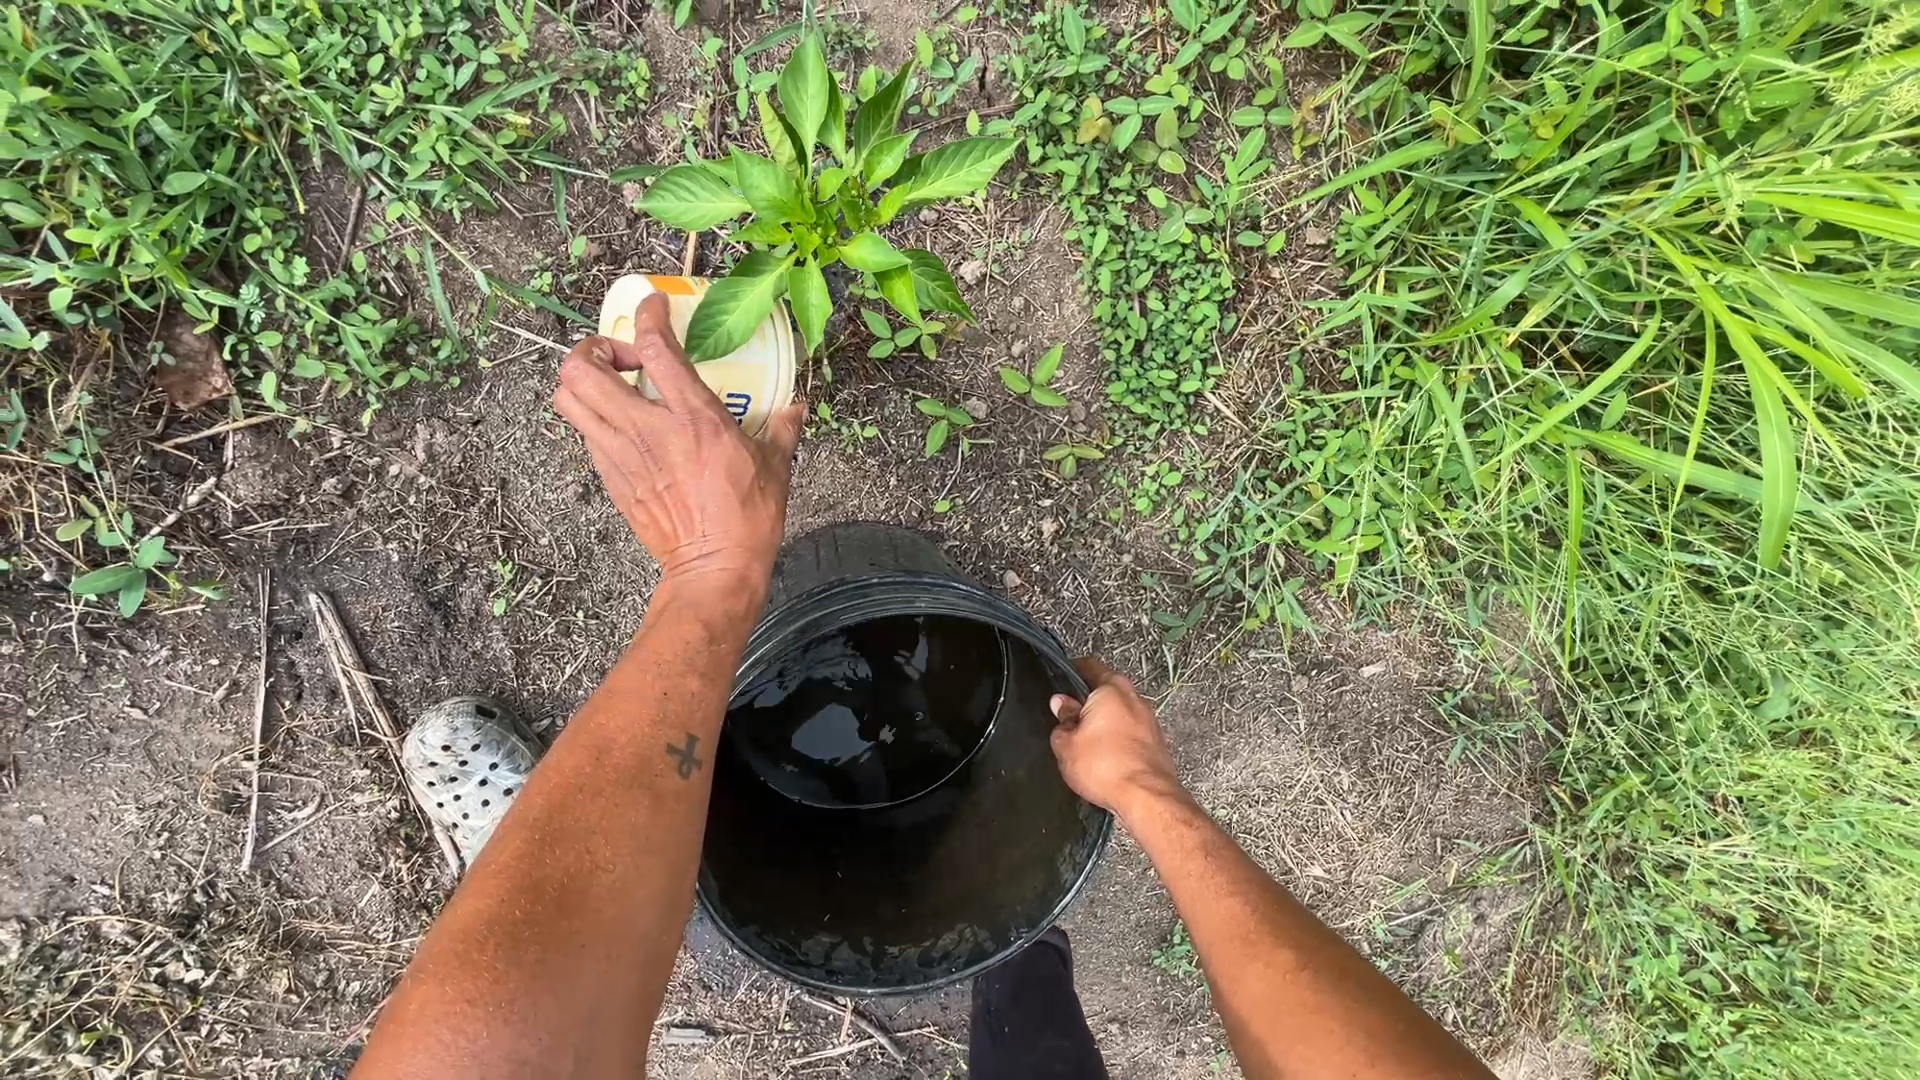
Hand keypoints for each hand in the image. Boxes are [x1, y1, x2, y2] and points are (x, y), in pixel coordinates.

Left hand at [553, 293, 803, 594]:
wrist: (714, 567)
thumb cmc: (748, 518)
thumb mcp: (775, 466)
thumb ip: (782, 428)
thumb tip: (796, 409)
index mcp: (695, 419)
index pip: (654, 347)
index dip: (648, 315)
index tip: (654, 306)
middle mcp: (649, 430)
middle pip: (583, 367)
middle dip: (593, 348)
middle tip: (624, 358)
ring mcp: (623, 455)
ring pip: (569, 398)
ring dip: (583, 381)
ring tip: (612, 387)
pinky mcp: (612, 478)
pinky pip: (585, 434)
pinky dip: (594, 418)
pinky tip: (625, 428)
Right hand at [1049, 657, 1182, 817]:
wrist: (1146, 797)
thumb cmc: (1107, 767)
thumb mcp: (1066, 744)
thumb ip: (1062, 720)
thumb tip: (1062, 705)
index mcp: (1110, 688)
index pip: (1089, 665)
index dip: (1072, 671)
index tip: (1062, 681)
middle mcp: (1133, 698)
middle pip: (1105, 689)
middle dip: (1087, 702)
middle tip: (1069, 719)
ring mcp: (1148, 719)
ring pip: (1120, 712)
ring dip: (1105, 722)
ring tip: (1087, 744)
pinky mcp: (1156, 741)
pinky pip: (1131, 732)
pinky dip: (1119, 739)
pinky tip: (1106, 758)